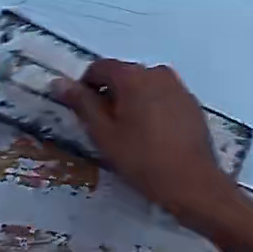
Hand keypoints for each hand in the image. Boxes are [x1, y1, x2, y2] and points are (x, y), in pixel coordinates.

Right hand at [52, 60, 243, 231]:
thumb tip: (60, 82)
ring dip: (132, 102)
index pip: (99, 68)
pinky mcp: (191, 103)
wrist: (193, 183)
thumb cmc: (142, 159)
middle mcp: (157, 73)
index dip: (86, 87)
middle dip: (110, 95)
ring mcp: (178, 87)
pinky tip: (154, 137)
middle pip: (123, 75)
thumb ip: (82, 104)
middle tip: (107, 128)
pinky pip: (163, 97)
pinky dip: (152, 108)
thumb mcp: (104, 134)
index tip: (85, 113)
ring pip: (143, 87)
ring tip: (131, 135)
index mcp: (132, 76)